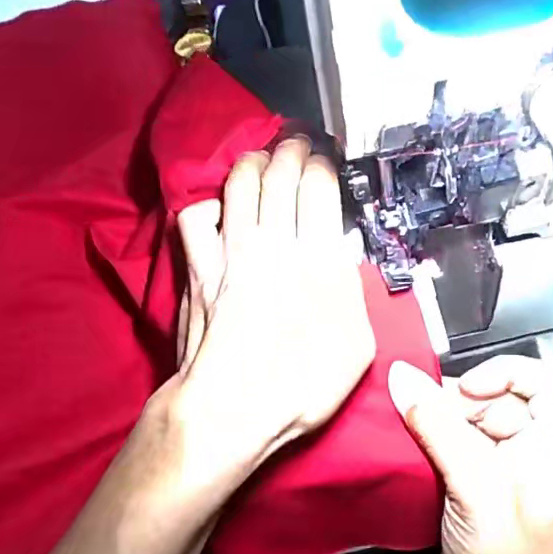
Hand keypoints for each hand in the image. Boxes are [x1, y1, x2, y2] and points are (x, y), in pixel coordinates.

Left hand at [155, 137, 375, 479]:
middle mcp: (275, 245)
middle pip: (279, 175)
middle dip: (290, 151)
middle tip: (297, 145)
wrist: (233, 409)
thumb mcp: (357, 342)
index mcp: (320, 260)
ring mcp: (230, 252)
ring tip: (262, 157)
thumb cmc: (303, 384)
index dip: (324, 165)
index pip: (318, 188)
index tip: (327, 160)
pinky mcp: (198, 269)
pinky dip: (208, 204)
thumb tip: (344, 263)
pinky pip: (196, 216)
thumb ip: (354, 293)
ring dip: (253, 163)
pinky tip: (218, 208)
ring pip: (238, 184)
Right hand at [387, 356, 552, 553]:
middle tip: (421, 416)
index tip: (461, 393)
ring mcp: (533, 471)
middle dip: (466, 404)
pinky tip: (424, 448)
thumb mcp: (476, 495)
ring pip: (490, 423)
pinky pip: (480, 448)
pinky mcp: (509, 486)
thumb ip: (441, 431)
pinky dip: (452, 444)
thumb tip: (401, 376)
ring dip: (452, 423)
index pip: (549, 382)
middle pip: (513, 401)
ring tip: (415, 432)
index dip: (505, 374)